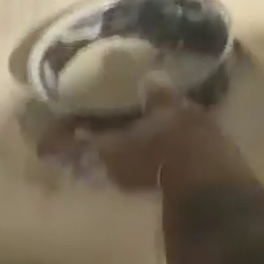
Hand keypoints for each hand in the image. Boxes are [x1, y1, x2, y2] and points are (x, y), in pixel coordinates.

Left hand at [39, 79, 219, 190]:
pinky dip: (135, 154)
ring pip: (106, 159)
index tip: (70, 113)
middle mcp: (103, 166)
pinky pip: (128, 166)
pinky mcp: (145, 185)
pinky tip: (155, 142)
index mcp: (101, 147)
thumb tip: (149, 78)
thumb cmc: (183, 143)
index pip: (56, 144)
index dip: (58, 129)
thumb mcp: (176, 112)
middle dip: (93, 134)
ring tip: (135, 127)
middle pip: (82, 151)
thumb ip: (159, 97)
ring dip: (116, 145)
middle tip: (107, 116)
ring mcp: (123, 179)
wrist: (208, 182)